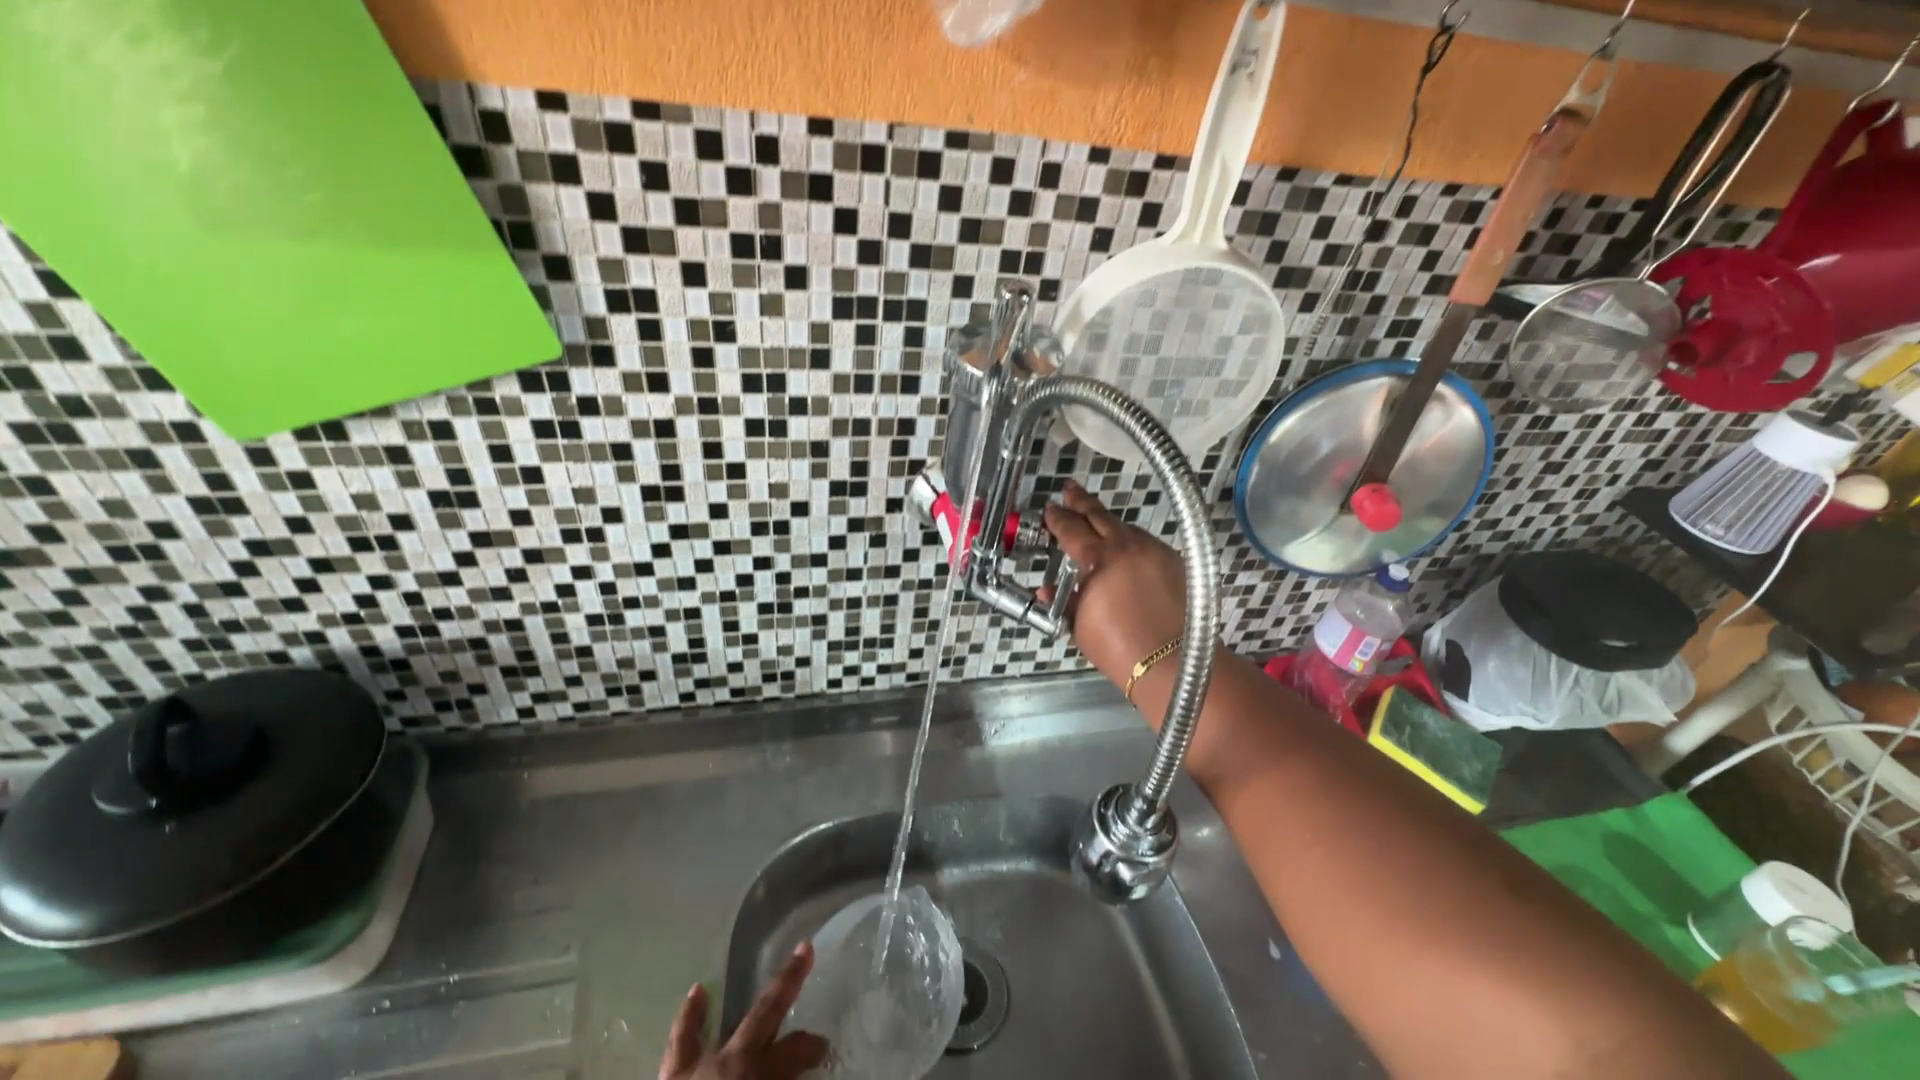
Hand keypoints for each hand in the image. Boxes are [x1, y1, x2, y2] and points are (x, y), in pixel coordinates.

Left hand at [659, 942, 827, 1079]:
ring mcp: (701, 1065)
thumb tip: (800, 1073)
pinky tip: (696, 992)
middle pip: (768, 1013)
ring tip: (767, 967)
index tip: (823, 1050)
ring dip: (746, 999)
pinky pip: (681, 1039)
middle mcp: (735, 1060)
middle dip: (789, 982)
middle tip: (806, 952)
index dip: (812, 1047)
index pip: (798, 1050)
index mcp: (760, 1074)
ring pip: (729, 1021)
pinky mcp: (672, 1077)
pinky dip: (690, 1015)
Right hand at [1042, 481, 1190, 691]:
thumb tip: (1046, 588)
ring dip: (1109, 524)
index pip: (1072, 529)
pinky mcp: (1176, 562)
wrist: (1173, 663)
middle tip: (1069, 489)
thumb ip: (1064, 599)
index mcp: (1100, 559)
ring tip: (1096, 522)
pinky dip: (1132, 543)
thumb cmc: (1118, 648)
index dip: (1058, 518)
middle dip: (1082, 502)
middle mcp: (1129, 546)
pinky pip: (1147, 543)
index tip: (1050, 508)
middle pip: (1100, 516)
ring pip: (1127, 528)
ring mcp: (1156, 551)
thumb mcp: (1080, 624)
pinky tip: (1125, 551)